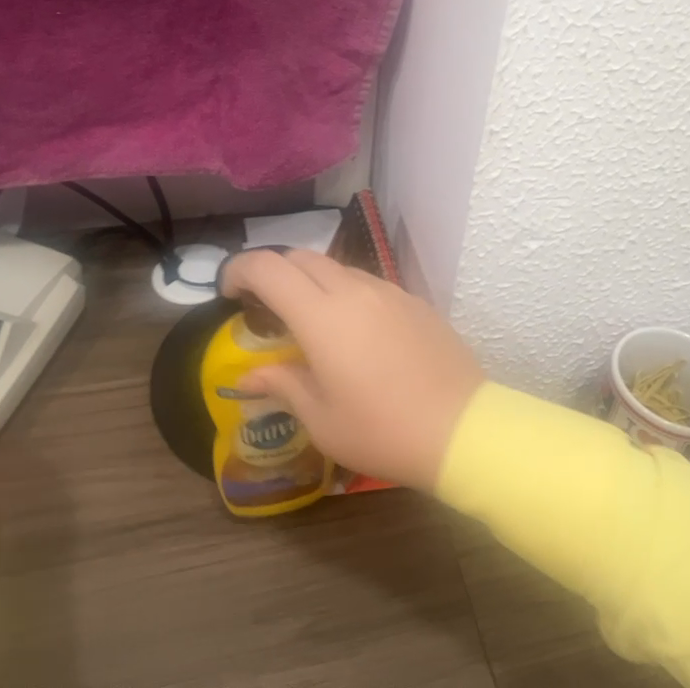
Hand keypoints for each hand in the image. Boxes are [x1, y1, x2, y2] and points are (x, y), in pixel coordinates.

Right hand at [219, 250, 485, 490]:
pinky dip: (347, 295)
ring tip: (311, 323)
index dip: (239, 271)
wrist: (460, 429)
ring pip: (338, 268)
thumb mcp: (321, 419)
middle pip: (302, 258)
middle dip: (274, 273)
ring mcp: (389, 292)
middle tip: (265, 308)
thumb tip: (249, 376)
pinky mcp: (415, 302)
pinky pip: (370, 284)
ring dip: (313, 283)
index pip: (268, 267)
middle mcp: (354, 291)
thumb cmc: (382, 431)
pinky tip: (355, 334)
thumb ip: (282, 385)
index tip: (229, 294)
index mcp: (321, 316)